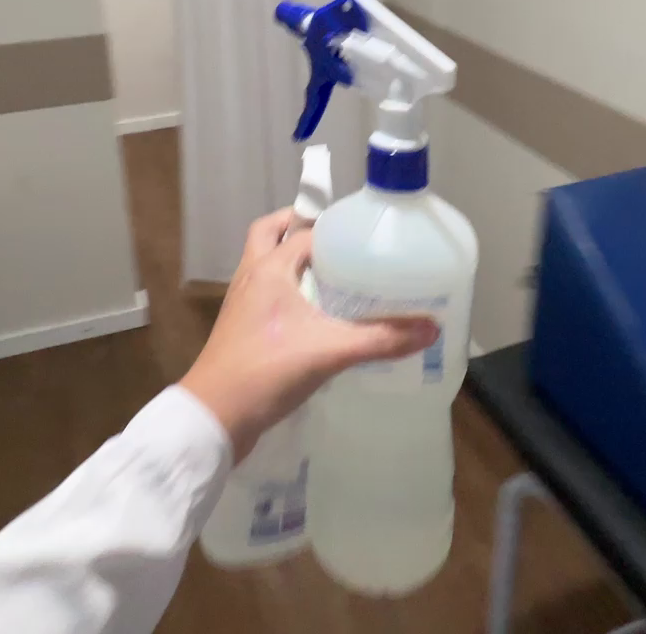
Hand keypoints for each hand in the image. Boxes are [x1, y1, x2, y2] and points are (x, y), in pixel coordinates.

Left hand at [179, 209, 438, 459]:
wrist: (214, 416)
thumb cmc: (268, 370)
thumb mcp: (331, 351)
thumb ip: (381, 338)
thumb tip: (431, 327)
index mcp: (269, 268)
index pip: (303, 232)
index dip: (332, 229)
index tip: (364, 234)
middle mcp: (251, 276)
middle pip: (270, 234)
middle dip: (297, 228)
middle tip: (335, 240)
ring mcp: (242, 303)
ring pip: (265, 264)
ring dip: (290, 259)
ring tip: (331, 272)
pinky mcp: (241, 328)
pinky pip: (265, 294)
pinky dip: (286, 290)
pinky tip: (313, 313)